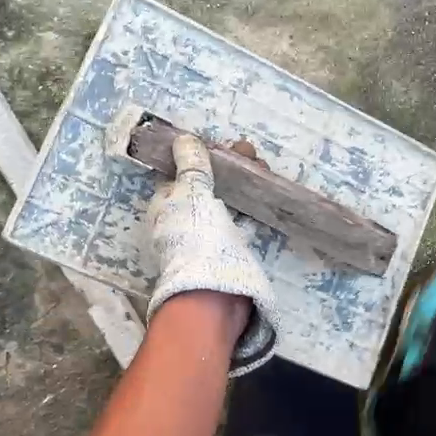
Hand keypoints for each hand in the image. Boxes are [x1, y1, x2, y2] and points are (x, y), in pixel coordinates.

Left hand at [145, 135, 279, 375]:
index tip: (229, 147)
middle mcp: (185, 219)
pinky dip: (254, 205)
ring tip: (264, 169)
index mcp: (167, 205)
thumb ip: (192, 166)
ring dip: (245, 183)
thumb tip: (184, 140)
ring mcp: (208, 235)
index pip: (185, 173)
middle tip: (254, 156)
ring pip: (228, 200)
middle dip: (231, 168)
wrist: (213, 295)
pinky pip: (242, 220)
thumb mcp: (191, 192)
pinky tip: (268, 194)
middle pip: (209, 185)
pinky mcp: (230, 250)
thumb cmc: (195, 237)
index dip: (205, 156)